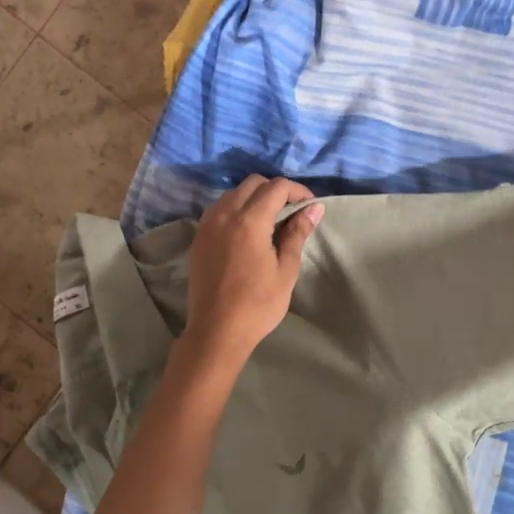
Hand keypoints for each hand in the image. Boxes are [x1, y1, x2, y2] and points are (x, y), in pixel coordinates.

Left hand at [182, 176, 323, 361]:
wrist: (217, 330)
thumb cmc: (258, 304)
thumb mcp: (286, 270)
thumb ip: (297, 233)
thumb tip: (314, 208)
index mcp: (249, 221)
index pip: (276, 187)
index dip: (297, 191)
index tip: (309, 206)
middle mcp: (225, 214)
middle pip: (253, 183)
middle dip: (275, 190)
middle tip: (291, 212)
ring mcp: (207, 225)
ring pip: (233, 193)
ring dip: (254, 198)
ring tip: (270, 221)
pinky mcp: (198, 237)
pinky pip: (219, 209)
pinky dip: (236, 209)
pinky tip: (247, 231)